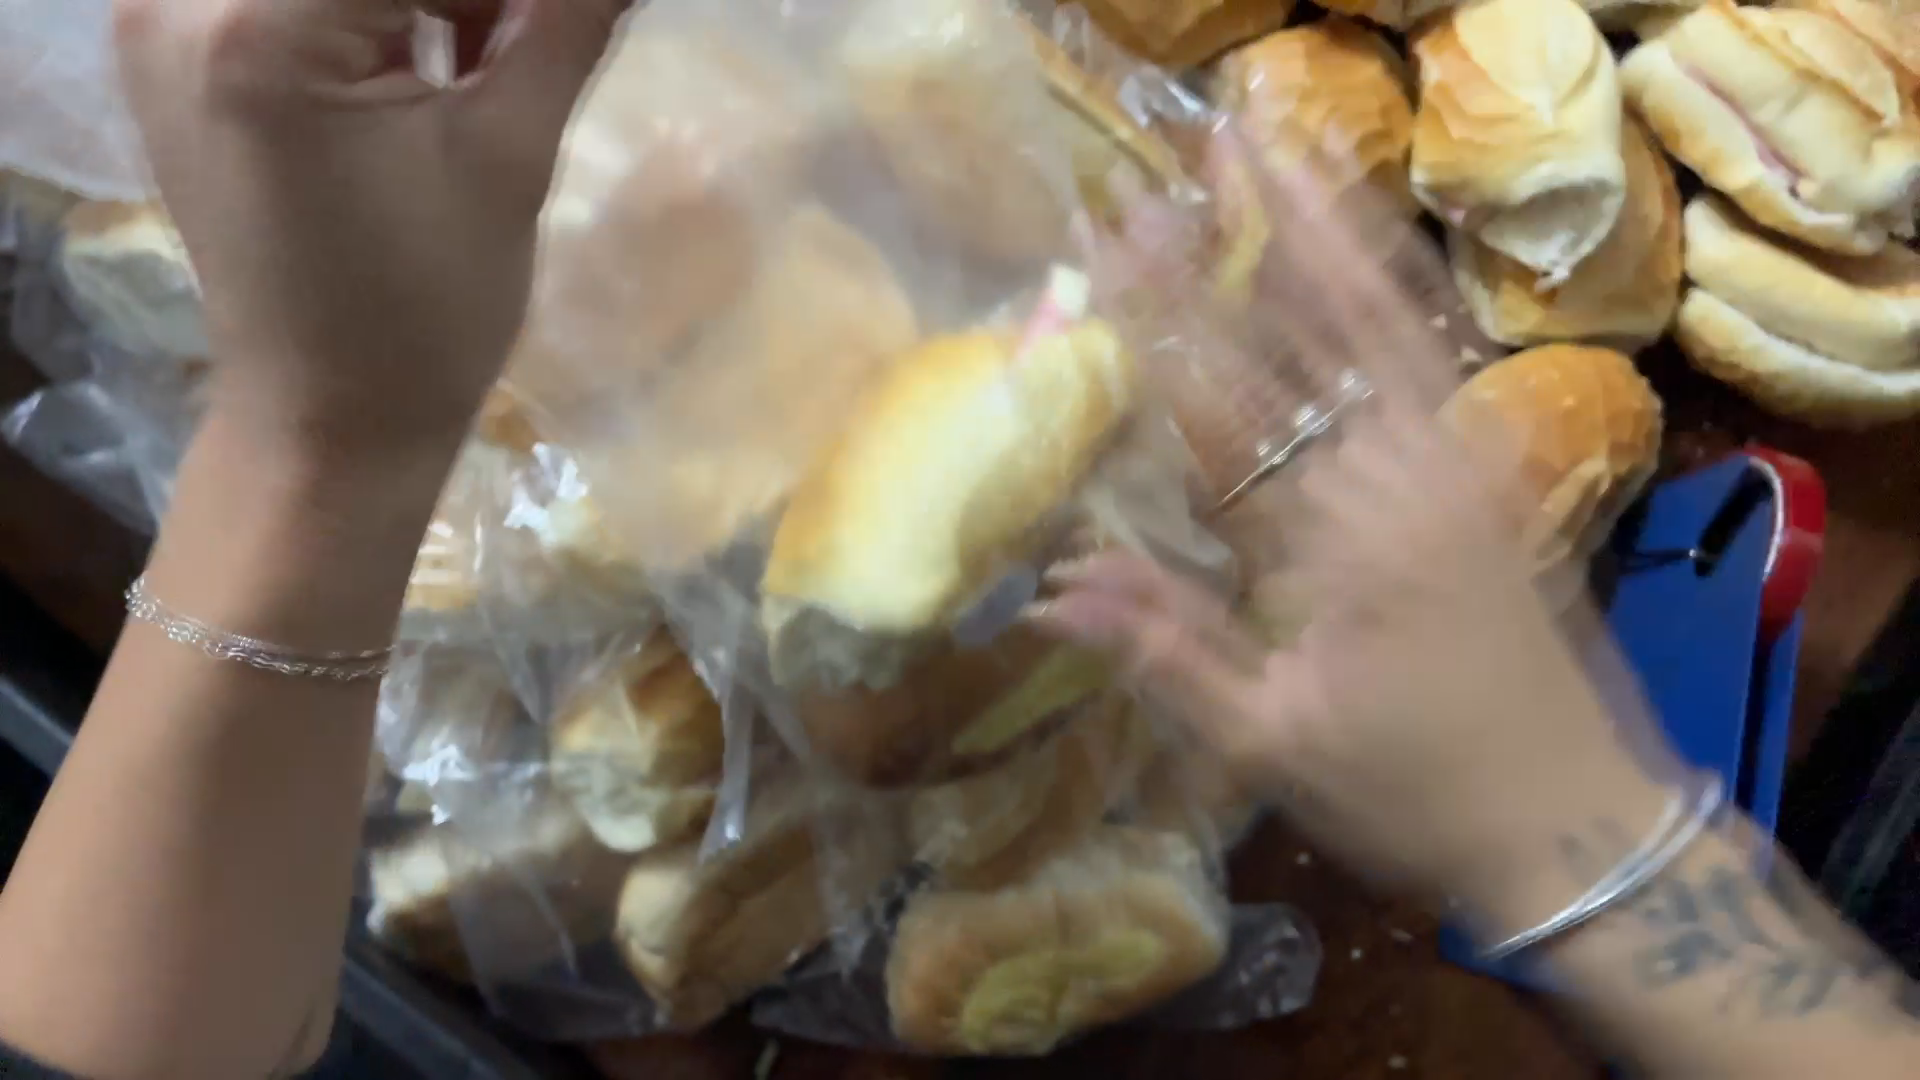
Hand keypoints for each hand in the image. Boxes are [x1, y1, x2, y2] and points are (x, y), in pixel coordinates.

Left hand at [114, 0, 626, 452]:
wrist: (340, 413)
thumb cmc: (433, 312)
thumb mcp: (508, 167)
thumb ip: (561, 39)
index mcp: (253, 22)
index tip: (576, 17)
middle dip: (476, 0)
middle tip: (550, 36)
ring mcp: (170, 28)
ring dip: (438, 6)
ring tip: (509, 54)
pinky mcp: (193, 70)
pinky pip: (302, 11)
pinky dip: (389, 24)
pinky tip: (451, 65)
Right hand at [1040, 162, 1673, 922]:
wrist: (1573, 827)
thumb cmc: (1407, 790)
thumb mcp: (1265, 740)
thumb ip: (1158, 652)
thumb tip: (1045, 590)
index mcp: (1340, 544)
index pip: (1226, 405)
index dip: (1162, 319)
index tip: (1110, 243)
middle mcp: (1407, 477)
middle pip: (1319, 328)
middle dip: (1244, 236)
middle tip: (1196, 149)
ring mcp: (1460, 465)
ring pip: (1391, 322)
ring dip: (1333, 229)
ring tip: (1284, 149)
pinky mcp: (1481, 474)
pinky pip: (1429, 359)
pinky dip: (1389, 289)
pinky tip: (1357, 249)